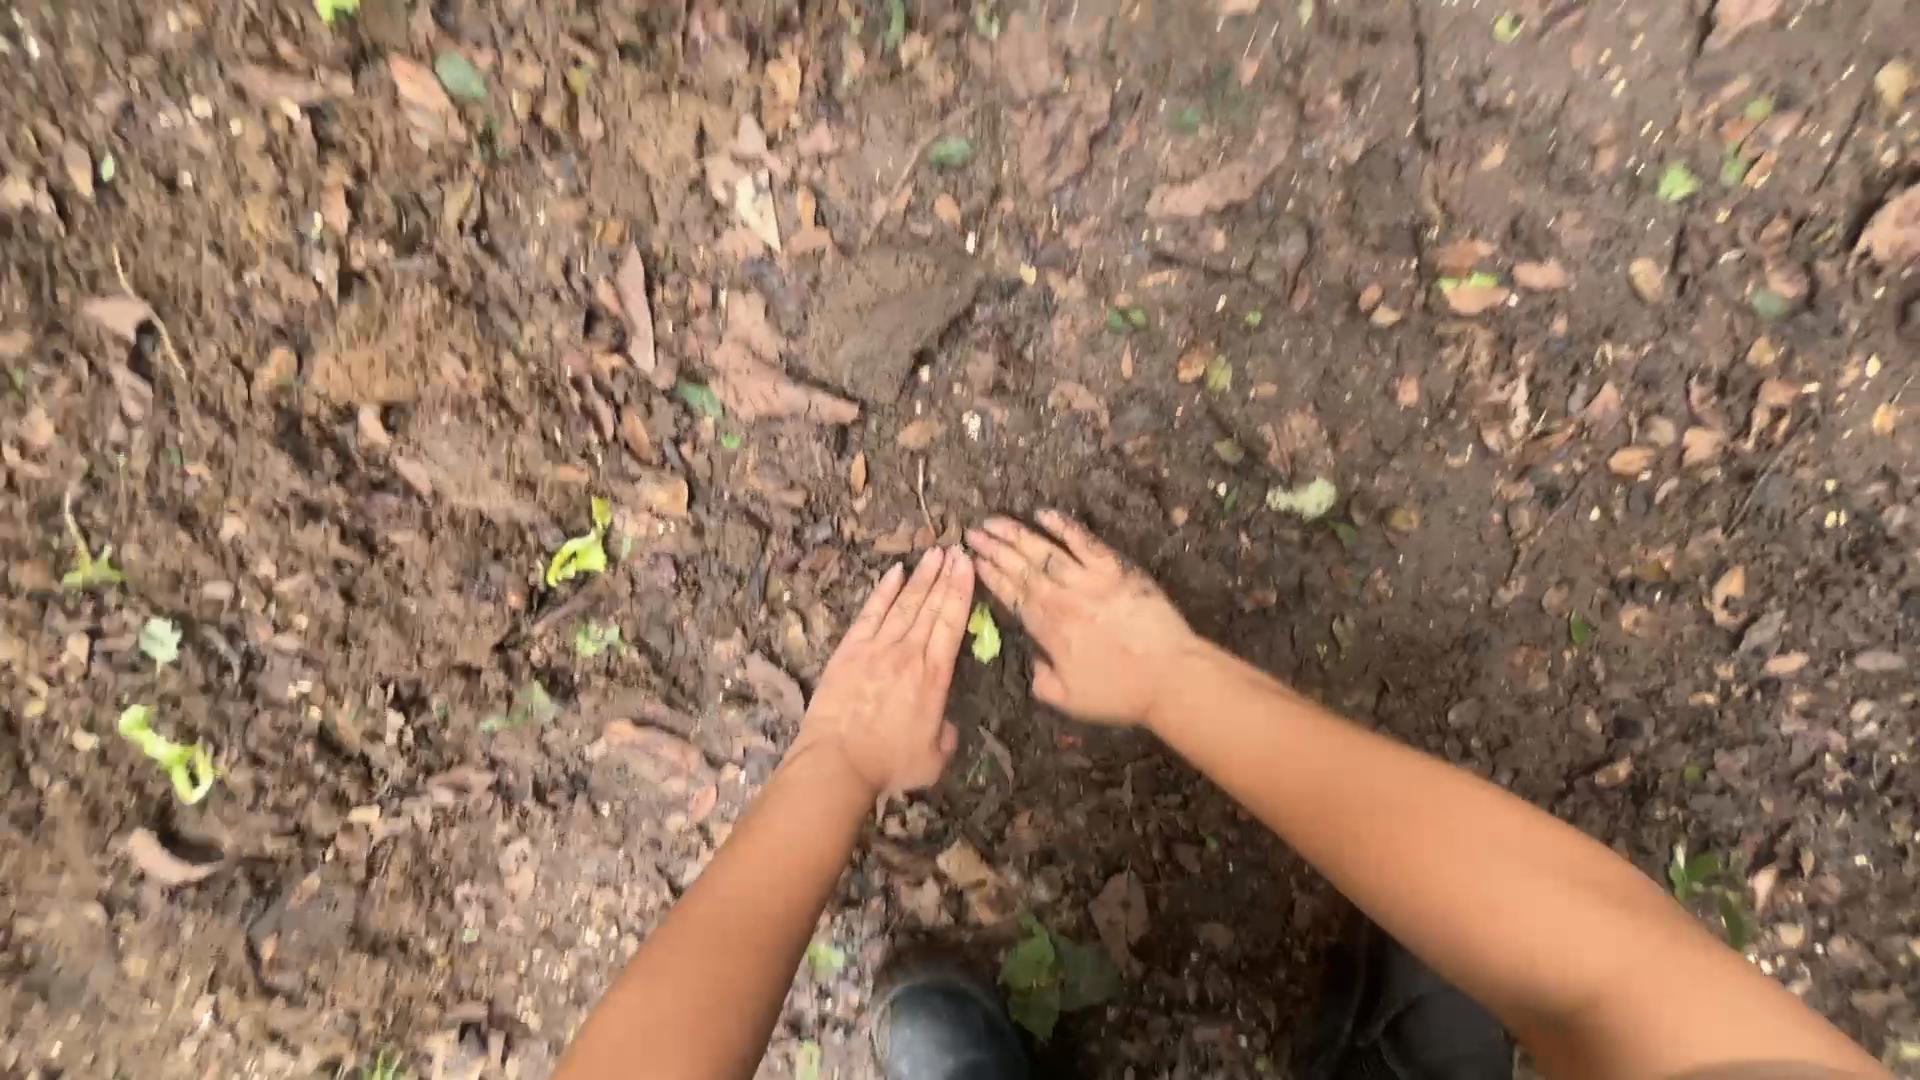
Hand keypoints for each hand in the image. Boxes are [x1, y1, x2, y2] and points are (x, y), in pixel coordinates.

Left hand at [789, 547, 975, 795]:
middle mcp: (909, 653)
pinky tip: (895, 572)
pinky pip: (870, 612)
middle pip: (932, 605)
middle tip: (957, 549)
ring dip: (921, 575)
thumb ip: (948, 736)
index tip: (968, 565)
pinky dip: (884, 590)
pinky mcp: (849, 649)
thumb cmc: (888, 764)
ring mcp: (876, 647)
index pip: (953, 622)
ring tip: (934, 552)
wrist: (836, 762)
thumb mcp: (934, 759)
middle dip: (946, 574)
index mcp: (934, 675)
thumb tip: (948, 725)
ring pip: (904, 602)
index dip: (962, 590)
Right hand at [967, 510, 1202, 727]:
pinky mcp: (1115, 568)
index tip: (973, 559)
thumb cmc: (1121, 693)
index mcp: (1047, 629)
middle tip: (972, 533)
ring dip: (1016, 534)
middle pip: (1019, 567)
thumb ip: (1041, 681)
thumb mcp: (1069, 700)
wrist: (1170, 676)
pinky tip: (1044, 514)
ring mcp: (1088, 579)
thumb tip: (1033, 662)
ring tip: (994, 521)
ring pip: (1044, 550)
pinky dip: (1063, 526)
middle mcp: (1061, 599)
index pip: (1010, 594)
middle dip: (993, 548)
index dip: (989, 575)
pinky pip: (1084, 541)